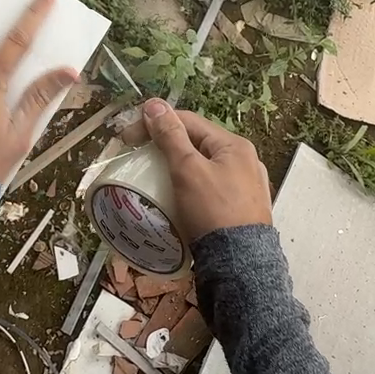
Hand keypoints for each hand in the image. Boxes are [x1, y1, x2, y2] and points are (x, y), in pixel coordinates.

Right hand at [142, 98, 272, 237]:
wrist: (239, 268)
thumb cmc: (213, 212)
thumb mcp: (187, 169)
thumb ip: (170, 136)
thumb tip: (154, 105)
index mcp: (235, 146)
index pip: (188, 121)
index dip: (154, 123)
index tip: (128, 138)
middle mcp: (245, 161)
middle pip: (196, 142)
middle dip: (166, 145)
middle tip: (140, 157)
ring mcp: (246, 187)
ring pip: (203, 165)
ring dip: (177, 166)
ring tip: (156, 177)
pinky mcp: (241, 210)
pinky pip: (210, 187)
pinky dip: (190, 186)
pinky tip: (179, 197)